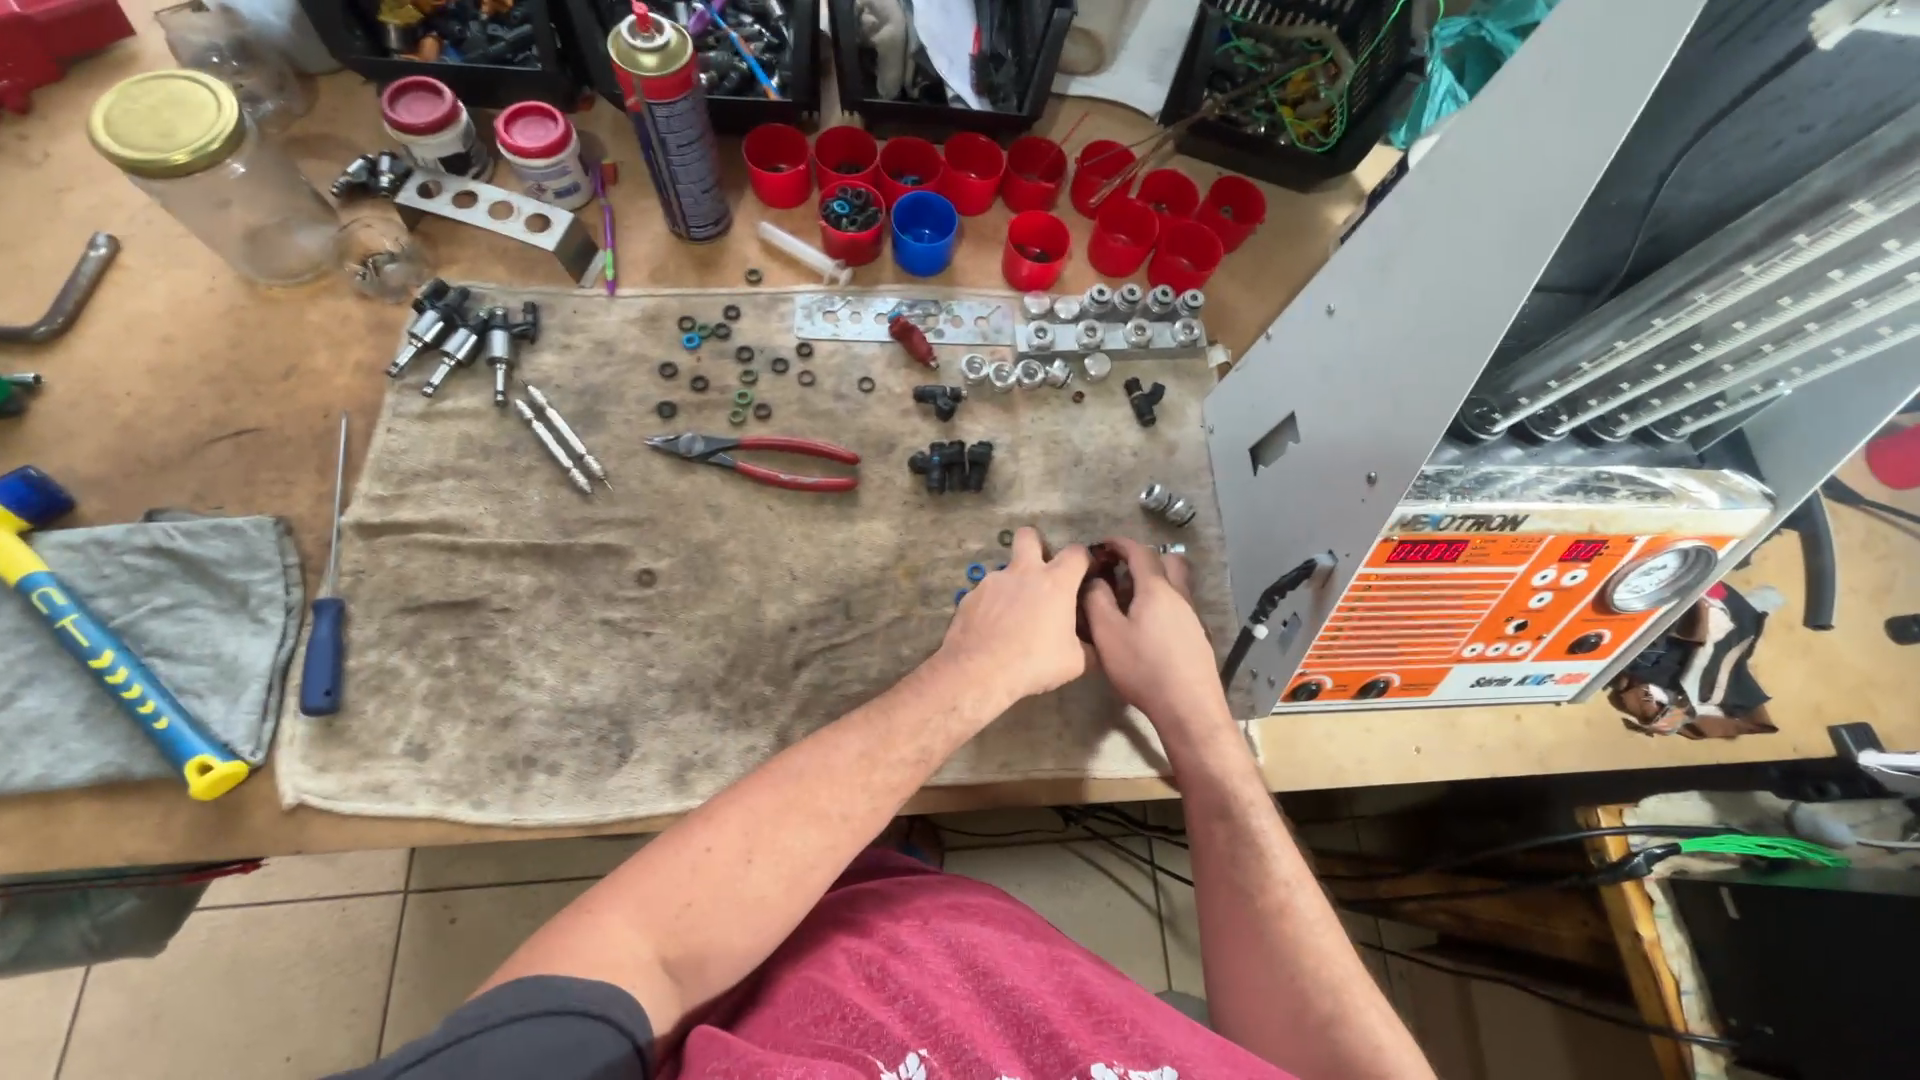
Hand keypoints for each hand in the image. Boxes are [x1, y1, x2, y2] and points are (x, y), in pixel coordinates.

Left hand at [935, 527, 1091, 706]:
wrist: (979, 671)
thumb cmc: (1034, 663)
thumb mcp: (1075, 662)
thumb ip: (1088, 646)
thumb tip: (1093, 645)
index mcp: (1055, 582)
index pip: (1076, 552)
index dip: (1083, 559)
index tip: (1084, 573)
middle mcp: (1022, 573)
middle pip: (1029, 536)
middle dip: (1037, 545)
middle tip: (1041, 570)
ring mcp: (992, 582)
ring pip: (1005, 571)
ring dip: (1013, 585)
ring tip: (1013, 617)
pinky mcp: (969, 596)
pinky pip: (985, 594)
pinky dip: (992, 606)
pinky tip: (992, 629)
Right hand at [1082, 537, 1234, 745]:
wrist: (1187, 706)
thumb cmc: (1143, 667)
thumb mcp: (1107, 634)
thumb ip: (1097, 600)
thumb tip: (1095, 579)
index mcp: (1156, 589)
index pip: (1140, 551)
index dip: (1120, 543)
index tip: (1103, 545)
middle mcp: (1179, 596)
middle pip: (1169, 561)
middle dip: (1144, 558)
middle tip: (1121, 571)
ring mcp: (1192, 616)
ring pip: (1176, 584)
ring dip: (1154, 582)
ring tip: (1129, 601)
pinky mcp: (1197, 636)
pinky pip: (1178, 605)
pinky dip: (1161, 603)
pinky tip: (1145, 627)